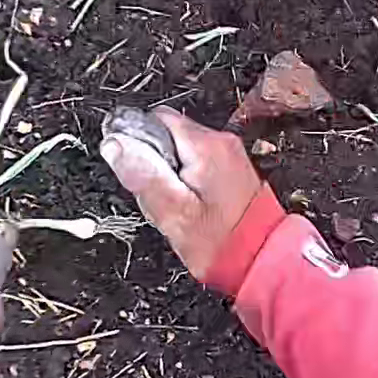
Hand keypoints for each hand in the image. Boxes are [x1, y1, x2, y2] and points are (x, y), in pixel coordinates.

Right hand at [100, 107, 260, 279]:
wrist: (262, 257)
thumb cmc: (221, 241)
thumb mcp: (173, 212)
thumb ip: (143, 175)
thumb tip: (115, 144)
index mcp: (206, 147)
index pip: (156, 119)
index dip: (136, 141)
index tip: (134, 168)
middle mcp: (222, 143)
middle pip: (169, 134)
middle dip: (155, 161)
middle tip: (162, 196)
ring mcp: (231, 155)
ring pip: (183, 150)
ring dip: (171, 172)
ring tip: (180, 204)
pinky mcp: (233, 169)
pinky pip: (199, 163)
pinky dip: (188, 180)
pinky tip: (193, 205)